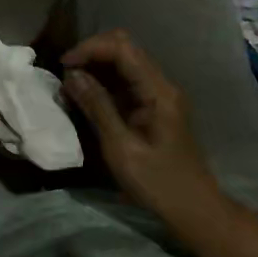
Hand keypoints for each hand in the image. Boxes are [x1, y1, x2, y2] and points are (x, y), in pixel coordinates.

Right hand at [61, 30, 220, 217]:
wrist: (194, 208)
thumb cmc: (158, 182)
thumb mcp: (121, 148)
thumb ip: (97, 107)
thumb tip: (72, 75)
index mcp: (158, 91)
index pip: (122, 48)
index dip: (90, 49)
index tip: (63, 64)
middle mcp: (161, 84)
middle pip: (124, 48)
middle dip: (91, 54)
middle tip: (66, 74)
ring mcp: (158, 94)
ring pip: (123, 63)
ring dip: (96, 67)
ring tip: (70, 85)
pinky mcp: (153, 106)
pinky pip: (126, 82)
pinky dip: (104, 83)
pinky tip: (86, 97)